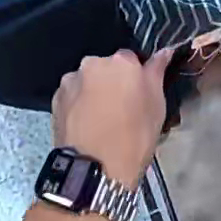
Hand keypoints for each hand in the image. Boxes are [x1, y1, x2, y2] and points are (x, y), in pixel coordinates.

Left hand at [51, 48, 173, 185]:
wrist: (95, 170)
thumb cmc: (134, 137)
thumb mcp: (157, 105)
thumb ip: (157, 72)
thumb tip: (164, 51)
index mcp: (121, 61)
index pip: (131, 59)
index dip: (136, 77)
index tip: (138, 95)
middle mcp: (92, 63)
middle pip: (106, 68)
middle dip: (113, 82)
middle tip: (121, 109)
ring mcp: (71, 81)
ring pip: (87, 81)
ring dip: (94, 92)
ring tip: (100, 120)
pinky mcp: (55, 99)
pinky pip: (72, 95)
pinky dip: (78, 104)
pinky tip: (86, 125)